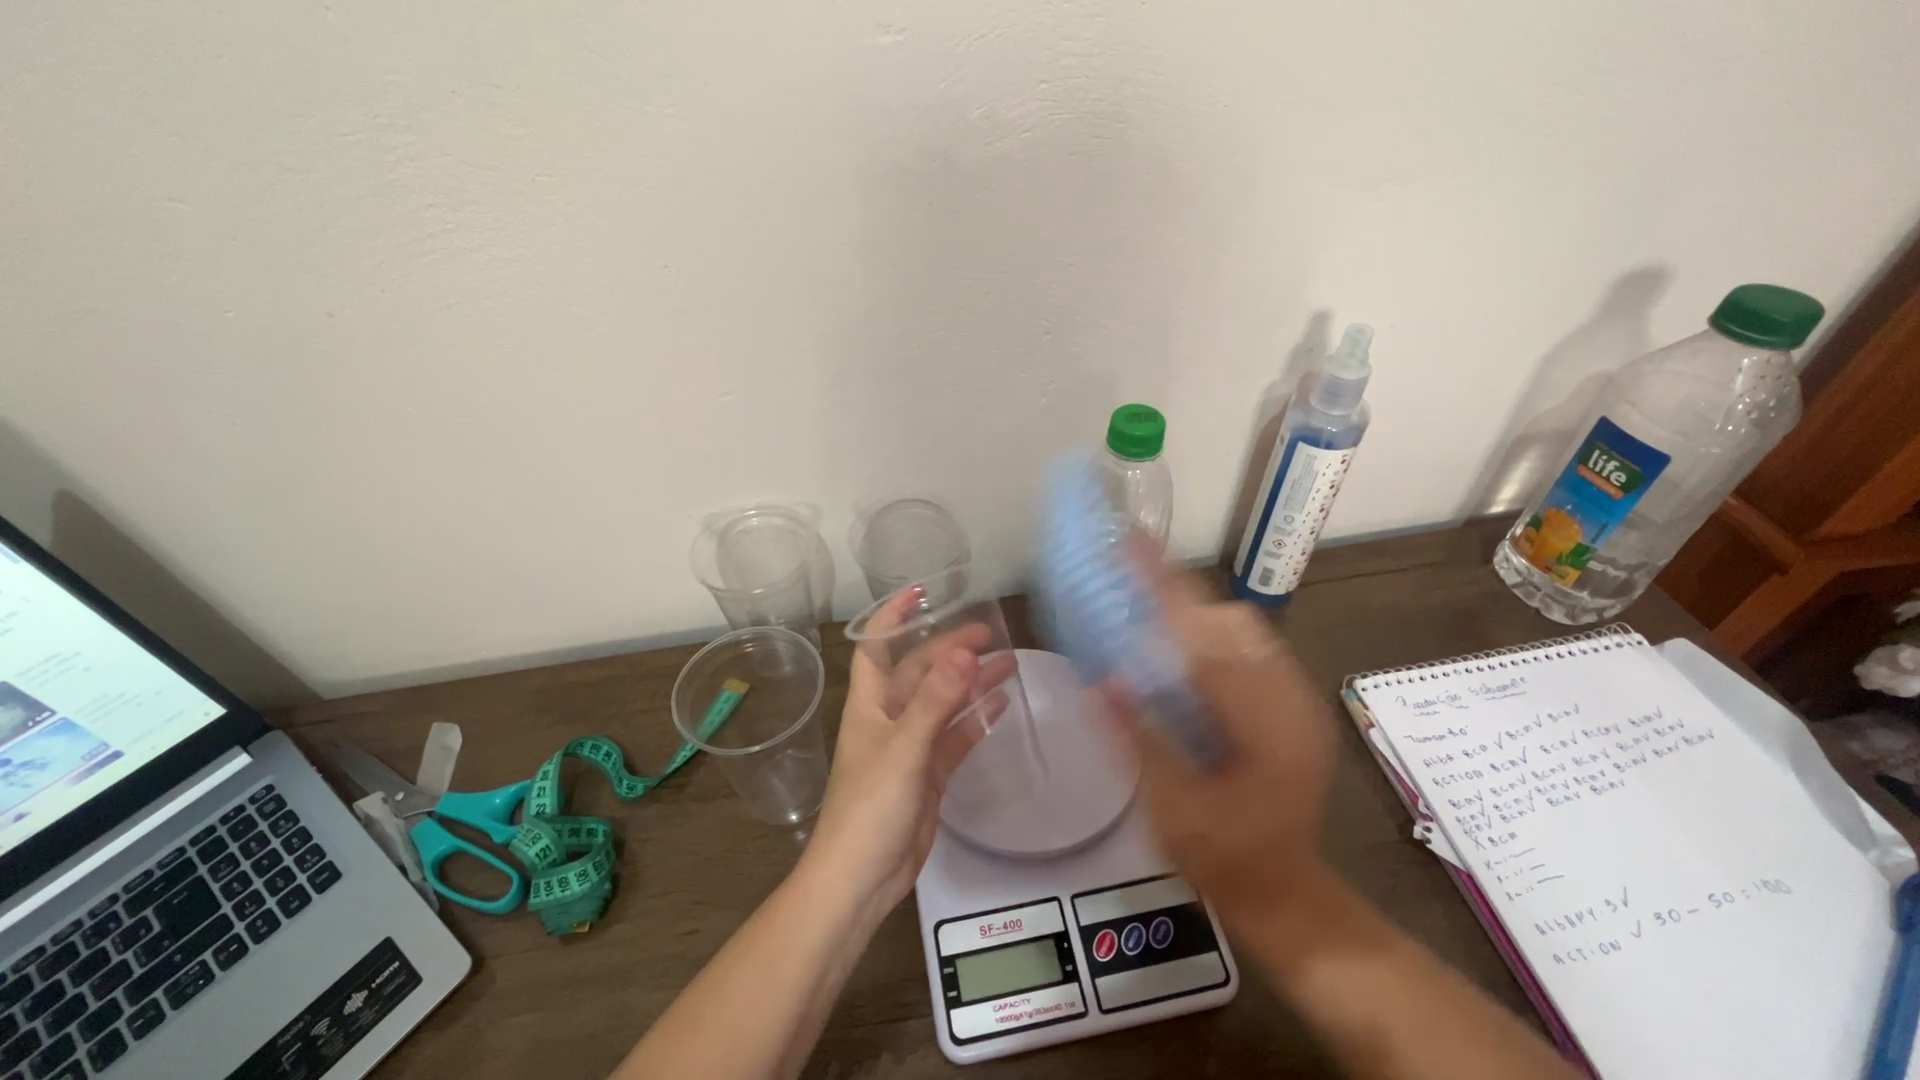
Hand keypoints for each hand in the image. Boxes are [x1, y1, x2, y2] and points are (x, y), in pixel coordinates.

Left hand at [804, 588, 1016, 919]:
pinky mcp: (929, 776)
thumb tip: (964, 653)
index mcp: (870, 705)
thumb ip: (935, 702)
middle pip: (921, 672)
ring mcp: (911, 749)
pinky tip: (1002, 705)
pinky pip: (956, 738)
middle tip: (991, 632)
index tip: (923, 592)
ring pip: (945, 704)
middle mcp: (889, 719)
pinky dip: (976, 720)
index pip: (878, 647)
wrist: (861, 878)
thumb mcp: (903, 750)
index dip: (894, 617)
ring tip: (1010, 662)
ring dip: (972, 683)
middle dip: (951, 649)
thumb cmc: (870, 808)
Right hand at [1103, 566, 1334, 920]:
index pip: (1208, 641)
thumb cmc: (1224, 859)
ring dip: (1196, 622)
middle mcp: (1290, 700)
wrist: (1284, 892)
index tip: (1133, 548)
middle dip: (1181, 604)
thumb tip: (1106, 681)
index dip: (1166, 592)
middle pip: (1233, 623)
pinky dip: (1211, 643)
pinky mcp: (1292, 707)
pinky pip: (1252, 653)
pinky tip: (1181, 664)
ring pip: (1245, 633)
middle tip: (1129, 602)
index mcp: (1264, 725)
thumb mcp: (1173, 809)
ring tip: (1149, 629)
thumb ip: (1141, 740)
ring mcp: (1297, 701)